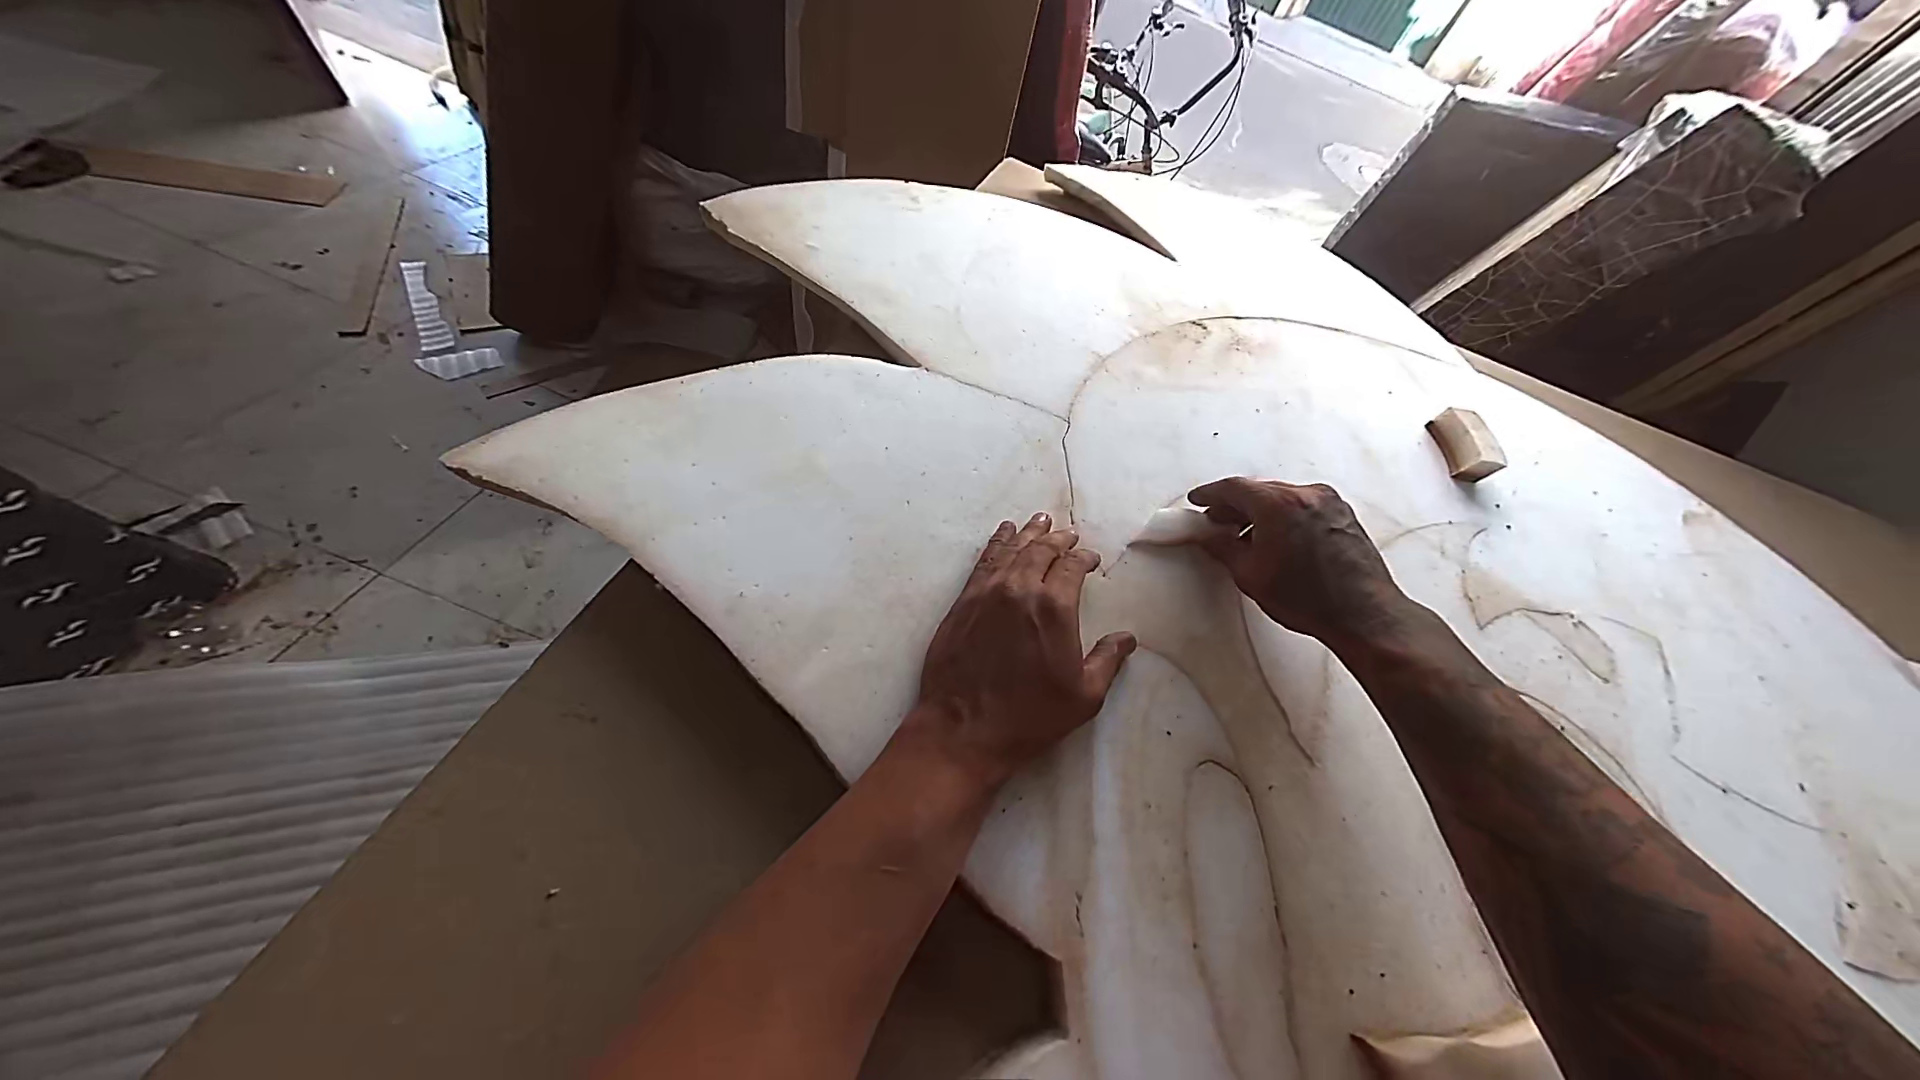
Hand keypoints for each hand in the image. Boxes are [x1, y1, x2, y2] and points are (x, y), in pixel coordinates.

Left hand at [909, 513, 1136, 786]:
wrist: (964, 728)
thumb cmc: (1030, 716)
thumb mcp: (1084, 696)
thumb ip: (1108, 660)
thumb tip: (1127, 638)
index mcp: (1054, 608)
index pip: (1072, 567)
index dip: (1084, 559)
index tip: (1091, 559)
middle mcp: (1019, 590)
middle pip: (1041, 551)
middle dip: (1058, 539)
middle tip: (1068, 534)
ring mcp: (987, 592)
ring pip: (1012, 550)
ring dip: (1028, 534)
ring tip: (1039, 520)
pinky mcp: (963, 602)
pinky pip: (984, 562)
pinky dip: (996, 544)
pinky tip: (1003, 534)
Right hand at [1188, 478, 1408, 645]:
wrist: (1362, 615)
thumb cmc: (1312, 598)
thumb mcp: (1249, 573)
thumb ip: (1223, 547)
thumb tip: (1211, 538)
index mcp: (1279, 504)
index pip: (1233, 488)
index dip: (1210, 494)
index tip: (1199, 500)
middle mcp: (1307, 495)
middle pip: (1258, 490)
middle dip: (1233, 505)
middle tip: (1215, 521)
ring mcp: (1329, 503)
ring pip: (1281, 496)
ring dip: (1258, 511)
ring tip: (1243, 534)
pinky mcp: (1342, 515)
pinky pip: (1301, 505)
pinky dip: (1282, 515)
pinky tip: (1272, 537)